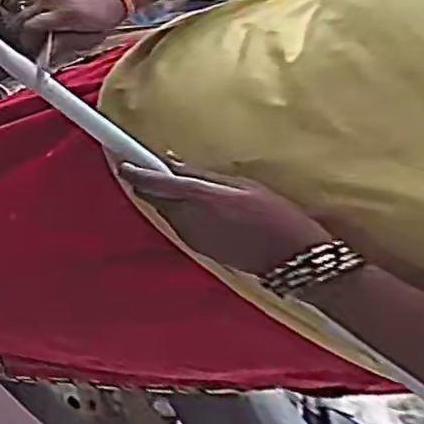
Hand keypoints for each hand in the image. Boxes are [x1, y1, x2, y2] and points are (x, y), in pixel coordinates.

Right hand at [12, 0, 127, 62]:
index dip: (29, 40)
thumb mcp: (87, 38)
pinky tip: (39, 11)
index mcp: (66, 13)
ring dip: (27, 18)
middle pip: (22, 17)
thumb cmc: (101, 17)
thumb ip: (61, 45)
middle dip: (26, 31)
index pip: (30, 27)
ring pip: (21, 8)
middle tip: (34, 39)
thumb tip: (40, 52)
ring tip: (39, 24)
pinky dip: (28, 7)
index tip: (32, 47)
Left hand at [114, 161, 331, 274]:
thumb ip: (201, 175)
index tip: (124, 161)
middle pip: (149, 195)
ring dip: (168, 201)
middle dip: (151, 185)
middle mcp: (183, 214)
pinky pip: (177, 224)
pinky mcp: (192, 246)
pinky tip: (209, 218)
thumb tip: (169, 163)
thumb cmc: (278, 217)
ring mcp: (185, 232)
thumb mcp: (244, 186)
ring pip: (162, 209)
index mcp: (195, 195)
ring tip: (200, 200)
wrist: (300, 262)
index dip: (131, 170)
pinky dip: (182, 216)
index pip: (147, 180)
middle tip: (166, 178)